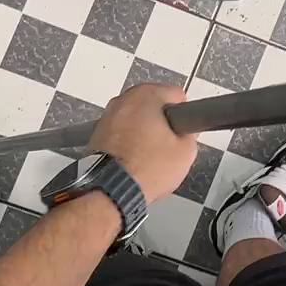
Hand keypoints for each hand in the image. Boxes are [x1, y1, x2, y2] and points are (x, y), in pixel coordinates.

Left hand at [85, 84, 195, 203]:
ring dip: (143, 130)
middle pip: (152, 104)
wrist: (110, 190)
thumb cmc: (148, 167)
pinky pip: (120, 132)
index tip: (182, 131)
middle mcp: (124, 99)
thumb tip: (184, 131)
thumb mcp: (186, 152)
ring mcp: (106, 115)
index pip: (175, 95)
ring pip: (135, 118)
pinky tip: (133, 159)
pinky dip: (127, 140)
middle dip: (161, 120)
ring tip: (150, 155)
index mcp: (147, 95)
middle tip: (168, 144)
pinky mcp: (96, 133)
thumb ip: (190, 134)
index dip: (183, 114)